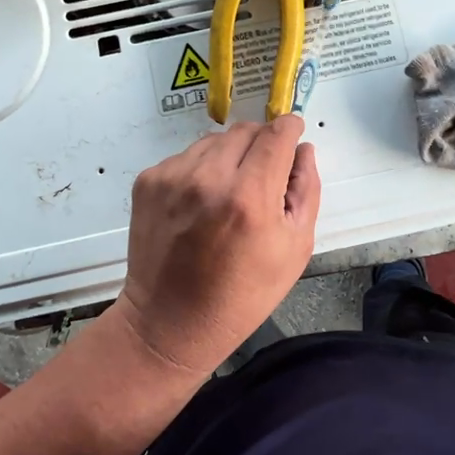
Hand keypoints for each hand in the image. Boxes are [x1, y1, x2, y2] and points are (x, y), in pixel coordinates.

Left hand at [114, 117, 320, 374]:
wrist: (168, 325)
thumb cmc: (241, 296)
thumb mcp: (294, 249)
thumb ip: (305, 191)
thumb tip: (303, 150)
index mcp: (250, 196)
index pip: (277, 133)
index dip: (290, 129)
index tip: (293, 135)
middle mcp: (209, 178)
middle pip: (246, 130)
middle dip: (261, 143)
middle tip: (263, 175)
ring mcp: (173, 176)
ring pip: (214, 140)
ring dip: (229, 156)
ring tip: (229, 195)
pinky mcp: (149, 181)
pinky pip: (186, 157)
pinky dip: (199, 170)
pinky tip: (200, 205)